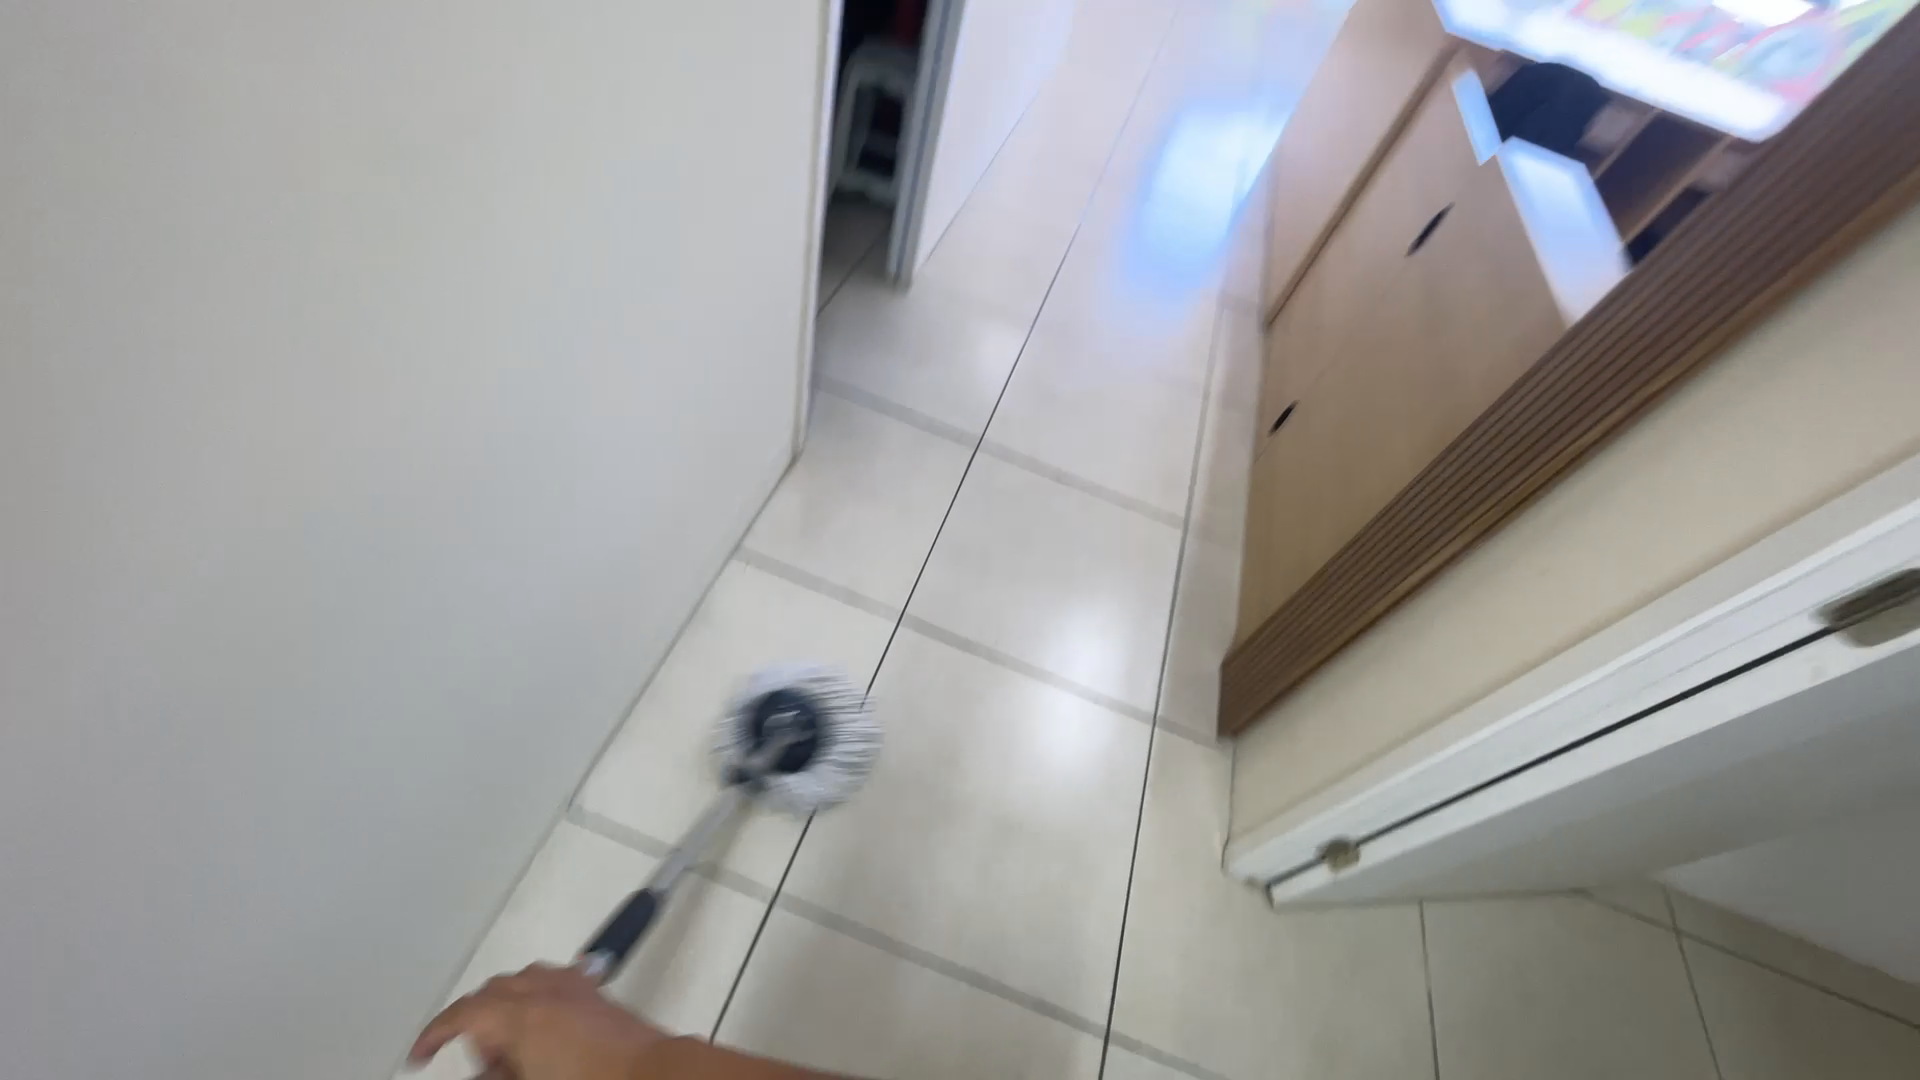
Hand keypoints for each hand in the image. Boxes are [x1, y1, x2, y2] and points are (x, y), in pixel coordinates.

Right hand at [409, 963, 665, 1079]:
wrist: (649, 1073)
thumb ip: (496, 1074)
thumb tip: (487, 1071)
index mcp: (525, 1015)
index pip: (466, 1011)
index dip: (435, 1033)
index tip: (418, 1057)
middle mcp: (548, 989)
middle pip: (494, 991)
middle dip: (476, 1025)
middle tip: (485, 1068)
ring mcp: (575, 984)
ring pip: (524, 980)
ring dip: (507, 1009)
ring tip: (514, 1054)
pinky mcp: (595, 989)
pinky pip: (554, 981)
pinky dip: (537, 999)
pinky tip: (543, 1034)